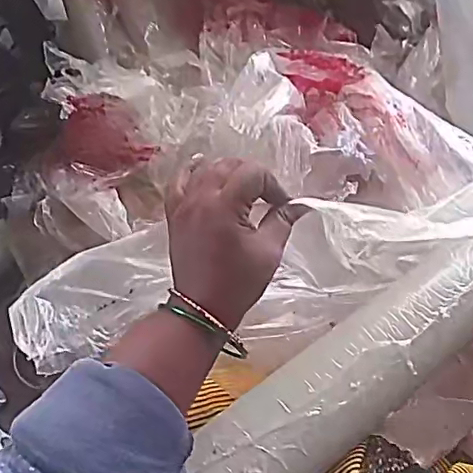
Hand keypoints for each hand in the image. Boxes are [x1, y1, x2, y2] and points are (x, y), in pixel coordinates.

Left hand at [167, 159, 301, 329]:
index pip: (253, 173)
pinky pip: (179, 182)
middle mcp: (200, 198)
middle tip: (265, 197)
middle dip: (252, 175)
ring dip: (227, 173)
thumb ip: (282, 221)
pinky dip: (193, 174)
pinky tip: (205, 175)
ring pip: (205, 168)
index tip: (281, 205)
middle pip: (228, 165)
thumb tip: (299, 205)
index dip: (272, 186)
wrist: (201, 307)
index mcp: (224, 205)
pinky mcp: (174, 214)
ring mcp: (183, 205)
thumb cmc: (237, 283)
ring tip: (241, 190)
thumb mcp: (268, 251)